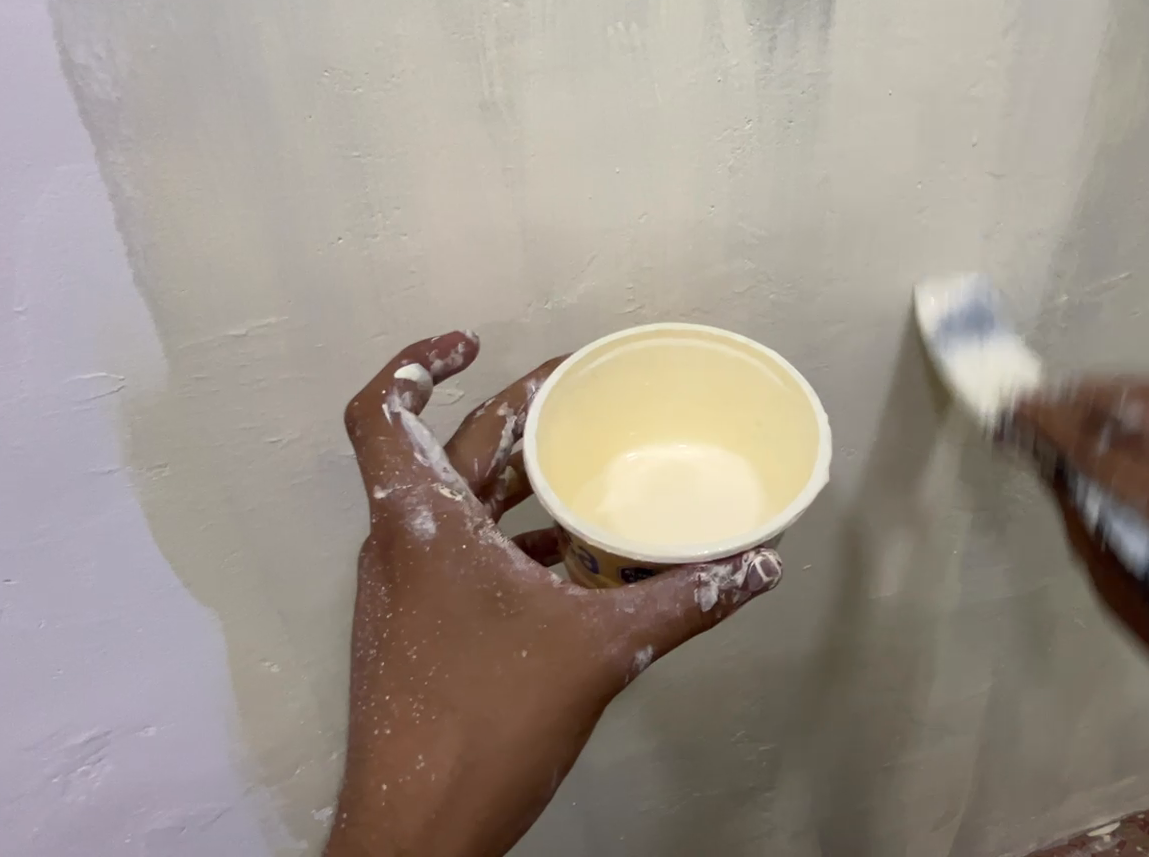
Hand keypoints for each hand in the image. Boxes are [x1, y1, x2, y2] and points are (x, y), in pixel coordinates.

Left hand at [327, 333, 782, 856]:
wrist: (414, 837)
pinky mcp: (417, 620)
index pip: (384, 415)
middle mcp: (402, 542)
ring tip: (579, 457)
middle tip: (573, 386)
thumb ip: (688, 602)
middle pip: (447, 447)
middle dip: (510, 409)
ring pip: (458, 498)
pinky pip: (465, 546)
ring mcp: (405, 584)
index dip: (418, 363)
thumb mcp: (604, 652)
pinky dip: (514, 530)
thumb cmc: (491, 723)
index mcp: (424, 527)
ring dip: (513, 471)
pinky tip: (571, 548)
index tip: (472, 342)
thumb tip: (764, 565)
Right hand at [1015, 376, 1148, 702]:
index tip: (1015, 406)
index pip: (1100, 448)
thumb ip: (1069, 489)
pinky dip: (1135, 409)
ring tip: (1069, 404)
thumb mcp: (1097, 554)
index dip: (1052, 422)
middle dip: (1081, 395)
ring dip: (1107, 394)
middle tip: (1040, 401)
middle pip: (1138, 404)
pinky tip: (1106, 419)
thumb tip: (1032, 441)